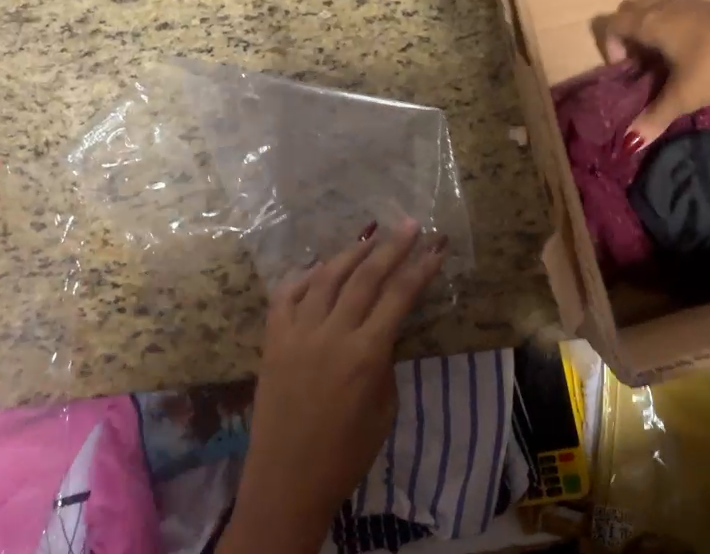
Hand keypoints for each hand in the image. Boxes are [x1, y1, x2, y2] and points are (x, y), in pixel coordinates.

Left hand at [221, 219, 446, 553]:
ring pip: (325, 277)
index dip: (421, 268)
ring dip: (351, 253)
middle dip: (392, 247)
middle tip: (410, 225)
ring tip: (371, 236)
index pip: (400, 296)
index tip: (437, 247)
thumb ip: (385, 358)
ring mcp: (297, 335)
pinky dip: (304, 277)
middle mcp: (331, 335)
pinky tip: (319, 269)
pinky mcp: (272, 343)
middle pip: (365, 277)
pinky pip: (285, 296)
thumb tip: (385, 326)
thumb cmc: (347, 453)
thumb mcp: (384, 406)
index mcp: (366, 354)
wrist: (287, 483)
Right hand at [598, 0, 709, 142]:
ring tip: (666, 52)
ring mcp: (688, 0)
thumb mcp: (684, 95)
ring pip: (655, 3)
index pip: (613, 24)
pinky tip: (691, 42)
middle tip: (643, 62)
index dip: (611, 48)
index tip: (628, 71)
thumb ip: (656, 117)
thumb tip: (629, 144)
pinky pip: (678, 5)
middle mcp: (663, 5)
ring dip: (651, 24)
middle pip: (630, 10)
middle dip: (629, 35)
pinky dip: (674, 20)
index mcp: (649, 23)